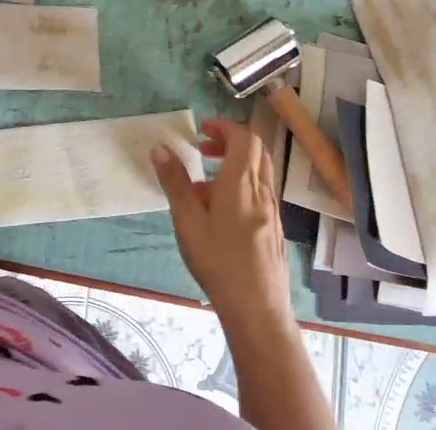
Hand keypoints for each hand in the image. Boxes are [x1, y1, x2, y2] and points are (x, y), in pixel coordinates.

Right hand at [152, 118, 293, 328]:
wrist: (258, 310)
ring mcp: (272, 211)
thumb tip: (160, 148)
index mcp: (241, 183)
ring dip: (235, 164)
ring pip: (260, 172)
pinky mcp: (274, 229)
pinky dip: (242, 186)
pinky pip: (260, 193)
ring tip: (205, 184)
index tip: (200, 131)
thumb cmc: (218, 261)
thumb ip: (175, 182)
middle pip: (256, 151)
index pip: (244, 138)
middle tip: (203, 149)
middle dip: (230, 141)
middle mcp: (262, 191)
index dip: (224, 126)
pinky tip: (221, 213)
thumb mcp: (187, 220)